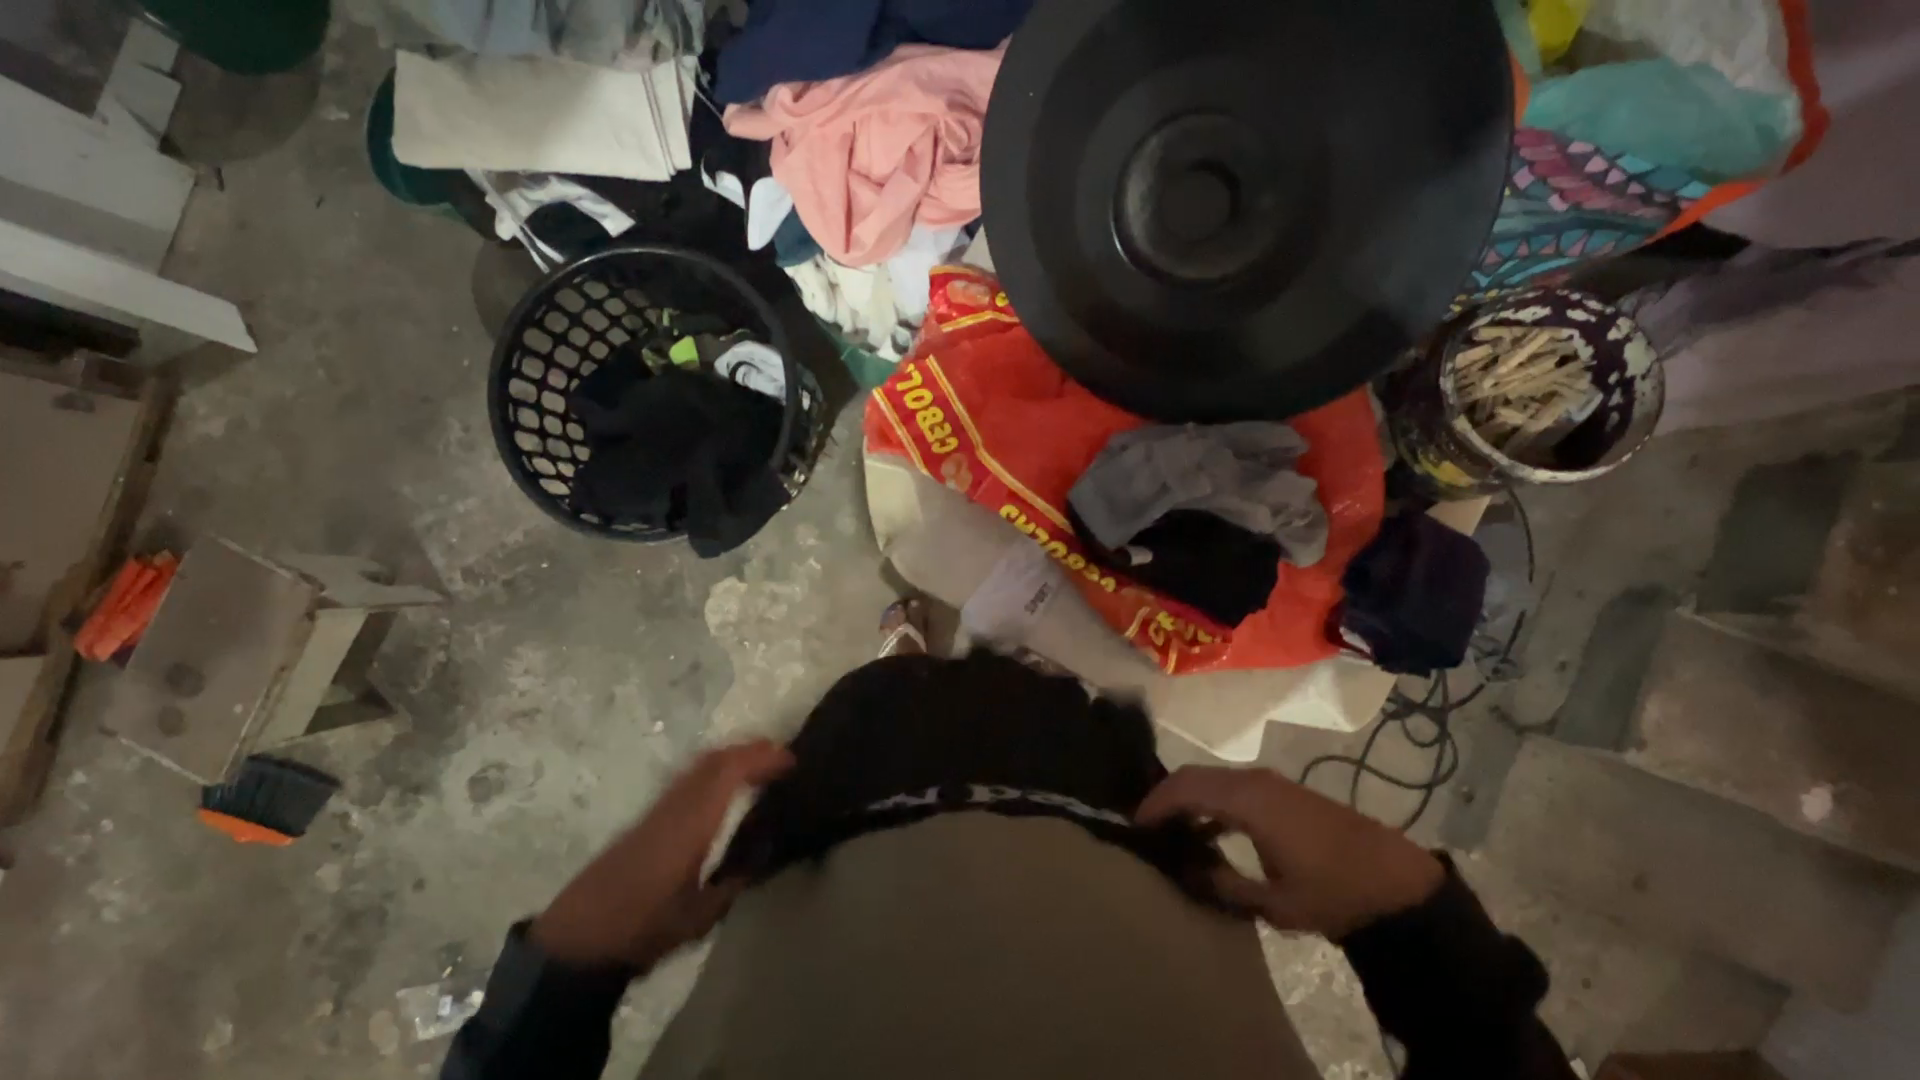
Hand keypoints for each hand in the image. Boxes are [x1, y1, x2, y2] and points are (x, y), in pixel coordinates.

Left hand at [530, 739, 793, 969]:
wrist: (577, 940)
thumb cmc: (643, 929)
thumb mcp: (700, 916)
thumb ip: (734, 881)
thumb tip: (762, 853)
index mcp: (690, 824)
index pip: (728, 773)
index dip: (761, 758)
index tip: (790, 760)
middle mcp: (673, 807)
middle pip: (712, 760)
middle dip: (748, 750)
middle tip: (780, 758)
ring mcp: (655, 811)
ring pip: (696, 767)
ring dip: (729, 759)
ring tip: (757, 769)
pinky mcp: (644, 822)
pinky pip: (685, 781)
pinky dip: (711, 774)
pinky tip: (721, 793)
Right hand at [1137, 765, 1444, 939]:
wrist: (1395, 883)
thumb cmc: (1331, 892)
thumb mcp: (1272, 902)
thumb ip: (1222, 884)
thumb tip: (1185, 870)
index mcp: (1247, 800)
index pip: (1184, 788)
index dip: (1154, 804)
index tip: (1133, 827)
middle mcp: (1254, 781)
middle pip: (1195, 777)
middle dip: (1165, 798)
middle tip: (1145, 828)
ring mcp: (1272, 784)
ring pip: (1214, 780)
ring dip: (1189, 799)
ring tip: (1169, 832)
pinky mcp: (1284, 793)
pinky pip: (1233, 788)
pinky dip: (1211, 802)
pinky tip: (1207, 833)